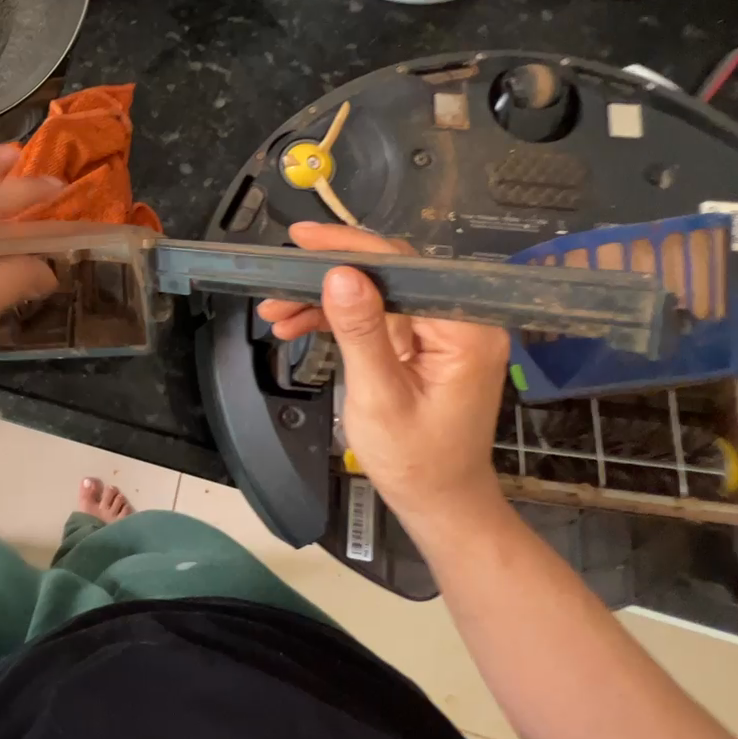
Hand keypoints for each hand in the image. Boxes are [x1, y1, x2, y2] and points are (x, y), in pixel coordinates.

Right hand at [257, 222, 511, 519]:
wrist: (438, 500)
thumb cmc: (415, 459)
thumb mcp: (380, 397)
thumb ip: (361, 333)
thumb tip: (340, 275)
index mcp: (463, 329)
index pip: (405, 267)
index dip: (350, 246)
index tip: (302, 238)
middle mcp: (457, 320)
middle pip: (386, 274)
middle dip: (326, 275)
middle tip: (275, 277)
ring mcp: (437, 332)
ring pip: (372, 294)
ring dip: (321, 299)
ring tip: (274, 311)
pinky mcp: (419, 344)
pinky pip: (372, 316)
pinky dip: (332, 319)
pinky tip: (295, 326)